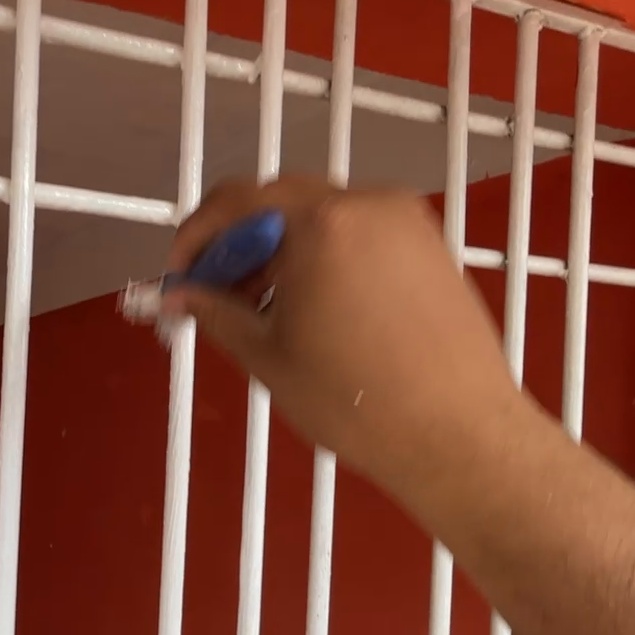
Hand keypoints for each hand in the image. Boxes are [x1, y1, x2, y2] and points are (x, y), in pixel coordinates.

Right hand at [164, 175, 530, 514]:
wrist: (458, 434)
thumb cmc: (353, 400)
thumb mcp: (267, 356)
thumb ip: (214, 312)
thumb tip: (177, 295)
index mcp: (319, 225)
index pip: (235, 201)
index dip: (196, 237)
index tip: (181, 276)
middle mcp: (364, 203)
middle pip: (276, 200)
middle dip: (235, 242)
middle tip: (214, 293)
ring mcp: (402, 219)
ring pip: (315, 214)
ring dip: (275, 247)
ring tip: (260, 305)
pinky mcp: (426, 241)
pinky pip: (353, 229)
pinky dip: (316, 253)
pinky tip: (307, 302)